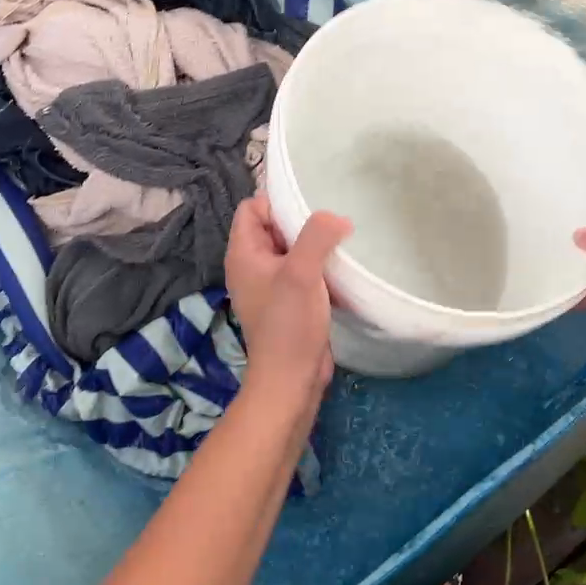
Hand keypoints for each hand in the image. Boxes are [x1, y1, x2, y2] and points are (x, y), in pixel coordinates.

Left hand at [225, 196, 350, 399]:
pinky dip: (320, 270)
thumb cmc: (289, 323)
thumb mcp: (302, 272)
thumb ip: (317, 236)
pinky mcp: (288, 302)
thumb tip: (337, 217)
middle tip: (332, 227)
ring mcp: (269, 285)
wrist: (291, 379)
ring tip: (341, 247)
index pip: (253, 208)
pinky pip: (303, 273)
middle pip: (275, 227)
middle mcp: (251, 266)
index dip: (278, 204)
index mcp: (243, 254)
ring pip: (293, 250)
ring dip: (316, 248)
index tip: (309, 214)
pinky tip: (342, 273)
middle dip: (303, 224)